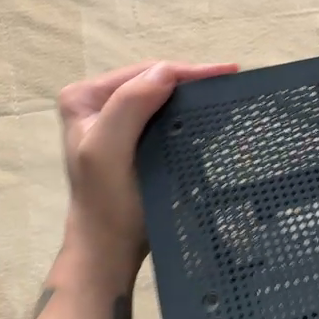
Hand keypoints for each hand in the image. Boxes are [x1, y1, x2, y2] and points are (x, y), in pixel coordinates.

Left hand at [57, 60, 236, 277]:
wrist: (111, 246)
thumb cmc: (108, 202)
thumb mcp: (108, 150)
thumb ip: (129, 106)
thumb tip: (167, 72)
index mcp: (85, 96)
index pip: (146, 72)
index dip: (188, 72)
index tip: (230, 74)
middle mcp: (98, 102)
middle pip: (156, 79)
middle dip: (193, 81)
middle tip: (233, 84)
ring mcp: (118, 120)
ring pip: (164, 96)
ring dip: (194, 95)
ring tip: (227, 96)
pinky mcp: (136, 138)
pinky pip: (168, 114)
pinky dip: (191, 113)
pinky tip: (211, 116)